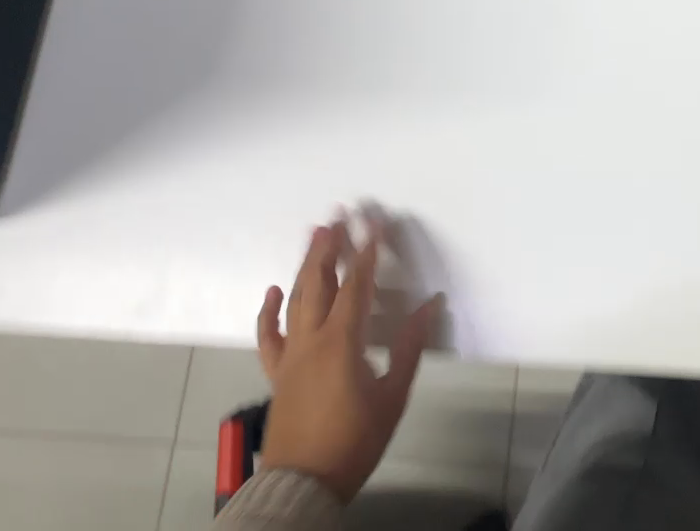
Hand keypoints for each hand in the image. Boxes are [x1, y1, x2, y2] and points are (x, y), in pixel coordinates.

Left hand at [256, 212, 443, 502]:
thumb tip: (430, 304)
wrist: (303, 483)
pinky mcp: (277, 371)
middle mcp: (311, 339)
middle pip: (319, 282)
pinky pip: (268, 335)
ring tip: (314, 234)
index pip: (356, 284)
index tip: (376, 223)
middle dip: (330, 246)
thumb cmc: (354, 440)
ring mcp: (289, 354)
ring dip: (306, 265)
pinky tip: (275, 289)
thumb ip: (409, 346)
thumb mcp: (392, 395)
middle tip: (338, 214)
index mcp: (342, 341)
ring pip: (295, 299)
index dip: (367, 251)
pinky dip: (270, 310)